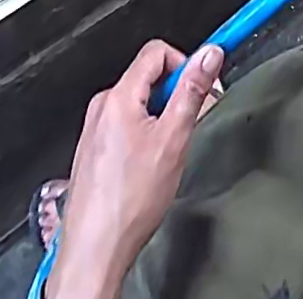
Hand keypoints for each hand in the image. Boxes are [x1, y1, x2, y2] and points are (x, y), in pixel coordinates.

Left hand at [47, 40, 223, 298]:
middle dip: (174, 94)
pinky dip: (143, 132)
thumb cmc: (128, 203)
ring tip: (167, 150)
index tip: (203, 82)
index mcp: (119, 97)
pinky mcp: (93, 147)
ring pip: (138, 102)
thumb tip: (208, 56)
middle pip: (148, 77)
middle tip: (188, 122)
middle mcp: (102, 106)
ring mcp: (95, 127)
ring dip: (160, 115)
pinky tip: (148, 164)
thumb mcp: (173, 140)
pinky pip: (124, 122)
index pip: (156, 52)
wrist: (94, 251)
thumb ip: (192, 91)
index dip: (185, 63)